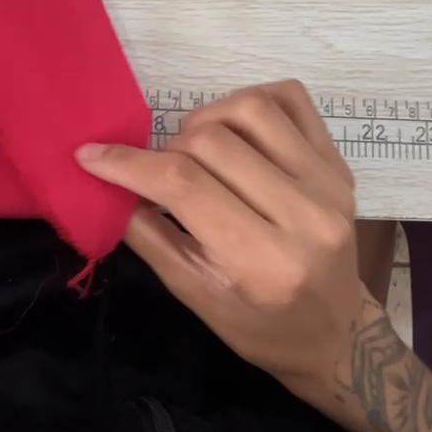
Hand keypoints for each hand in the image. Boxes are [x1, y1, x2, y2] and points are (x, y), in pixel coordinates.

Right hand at [76, 81, 375, 395]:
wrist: (338, 332)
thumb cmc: (261, 327)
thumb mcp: (195, 296)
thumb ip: (149, 237)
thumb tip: (108, 183)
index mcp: (263, 262)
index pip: (184, 186)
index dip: (129, 163)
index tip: (92, 155)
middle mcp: (303, 215)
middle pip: (212, 142)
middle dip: (167, 150)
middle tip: (159, 173)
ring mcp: (327, 183)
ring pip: (250, 109)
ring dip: (206, 119)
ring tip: (196, 147)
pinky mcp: (339, 162)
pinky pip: (291, 98)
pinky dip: (251, 101)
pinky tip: (234, 128)